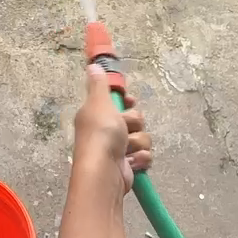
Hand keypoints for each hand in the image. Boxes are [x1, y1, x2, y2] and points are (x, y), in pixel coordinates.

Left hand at [72, 64, 151, 190]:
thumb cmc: (100, 135)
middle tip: (123, 128)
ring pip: (142, 137)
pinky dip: (140, 158)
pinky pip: (145, 154)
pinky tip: (131, 162)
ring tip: (125, 149)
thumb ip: (99, 85)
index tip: (129, 101)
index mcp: (97, 115)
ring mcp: (118, 149)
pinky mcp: (129, 164)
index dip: (126, 102)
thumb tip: (92, 66)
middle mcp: (107, 131)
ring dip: (137, 142)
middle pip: (135, 118)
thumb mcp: (99, 103)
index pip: (118, 102)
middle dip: (134, 123)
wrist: (104, 171)